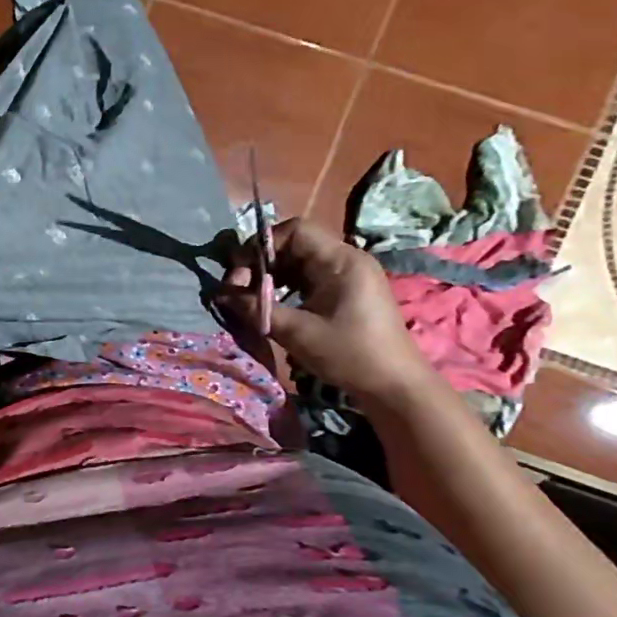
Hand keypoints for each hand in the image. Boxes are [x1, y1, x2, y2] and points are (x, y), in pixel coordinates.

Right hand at [217, 218, 432, 402]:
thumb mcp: (297, 332)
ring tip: (253, 299)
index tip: (240, 272)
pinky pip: (311, 278)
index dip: (262, 245)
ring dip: (273, 276)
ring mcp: (350, 275)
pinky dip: (288, 287)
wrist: (394, 385)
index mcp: (340, 260)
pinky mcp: (348, 292)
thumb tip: (221, 294)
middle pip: (295, 244)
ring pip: (301, 262)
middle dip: (263, 263)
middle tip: (240, 290)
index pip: (295, 230)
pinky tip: (274, 306)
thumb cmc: (349, 355)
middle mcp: (347, 259)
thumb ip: (257, 309)